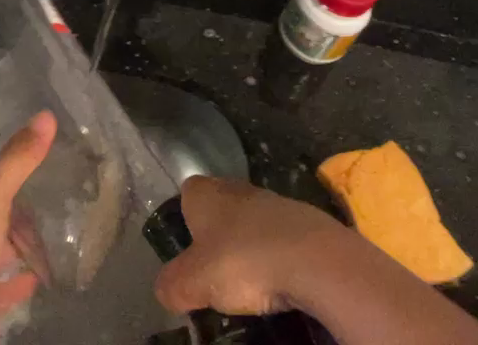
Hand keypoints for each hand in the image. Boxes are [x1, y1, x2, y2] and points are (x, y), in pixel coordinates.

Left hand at [0, 111, 56, 343]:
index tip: (34, 172)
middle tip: (52, 204)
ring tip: (55, 236)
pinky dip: (20, 280)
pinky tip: (41, 275)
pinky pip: (2, 287)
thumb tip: (46, 115)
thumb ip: (16, 160)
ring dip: (20, 246)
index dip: (2, 179)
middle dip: (17, 214)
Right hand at [154, 176, 348, 316]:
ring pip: (251, 225)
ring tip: (249, 285)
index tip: (188, 253)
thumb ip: (171, 285)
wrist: (312, 258)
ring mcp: (272, 201)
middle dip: (217, 238)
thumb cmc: (242, 260)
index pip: (186, 194)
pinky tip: (278, 283)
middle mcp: (236, 187)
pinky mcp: (302, 221)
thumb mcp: (193, 282)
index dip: (184, 221)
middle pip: (219, 210)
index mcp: (205, 192)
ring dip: (248, 248)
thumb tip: (165, 290)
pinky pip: (279, 240)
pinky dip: (276, 258)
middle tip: (215, 274)